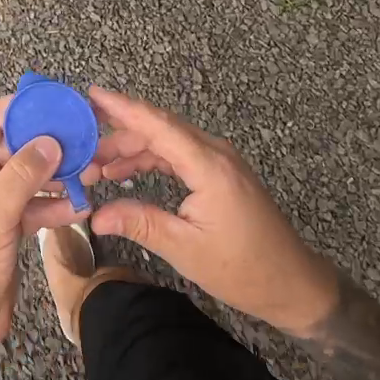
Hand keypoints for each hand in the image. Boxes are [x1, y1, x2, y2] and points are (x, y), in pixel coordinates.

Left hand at [0, 96, 91, 355]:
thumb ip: (22, 176)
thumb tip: (50, 140)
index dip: (23, 108)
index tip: (58, 105)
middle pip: (17, 144)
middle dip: (50, 143)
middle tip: (86, 140)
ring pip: (31, 174)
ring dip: (60, 174)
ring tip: (93, 171)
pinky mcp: (10, 223)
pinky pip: (37, 203)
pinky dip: (57, 203)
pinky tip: (81, 205)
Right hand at [87, 86, 339, 336]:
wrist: (296, 285)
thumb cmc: (245, 269)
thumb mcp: (186, 250)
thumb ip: (140, 223)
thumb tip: (96, 215)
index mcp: (209, 166)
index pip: (157, 125)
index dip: (122, 107)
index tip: (92, 94)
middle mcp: (215, 153)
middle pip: (158, 129)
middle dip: (118, 134)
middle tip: (83, 147)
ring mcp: (219, 161)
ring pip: (166, 141)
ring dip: (132, 149)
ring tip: (97, 166)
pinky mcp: (220, 173)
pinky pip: (178, 154)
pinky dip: (150, 159)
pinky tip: (126, 173)